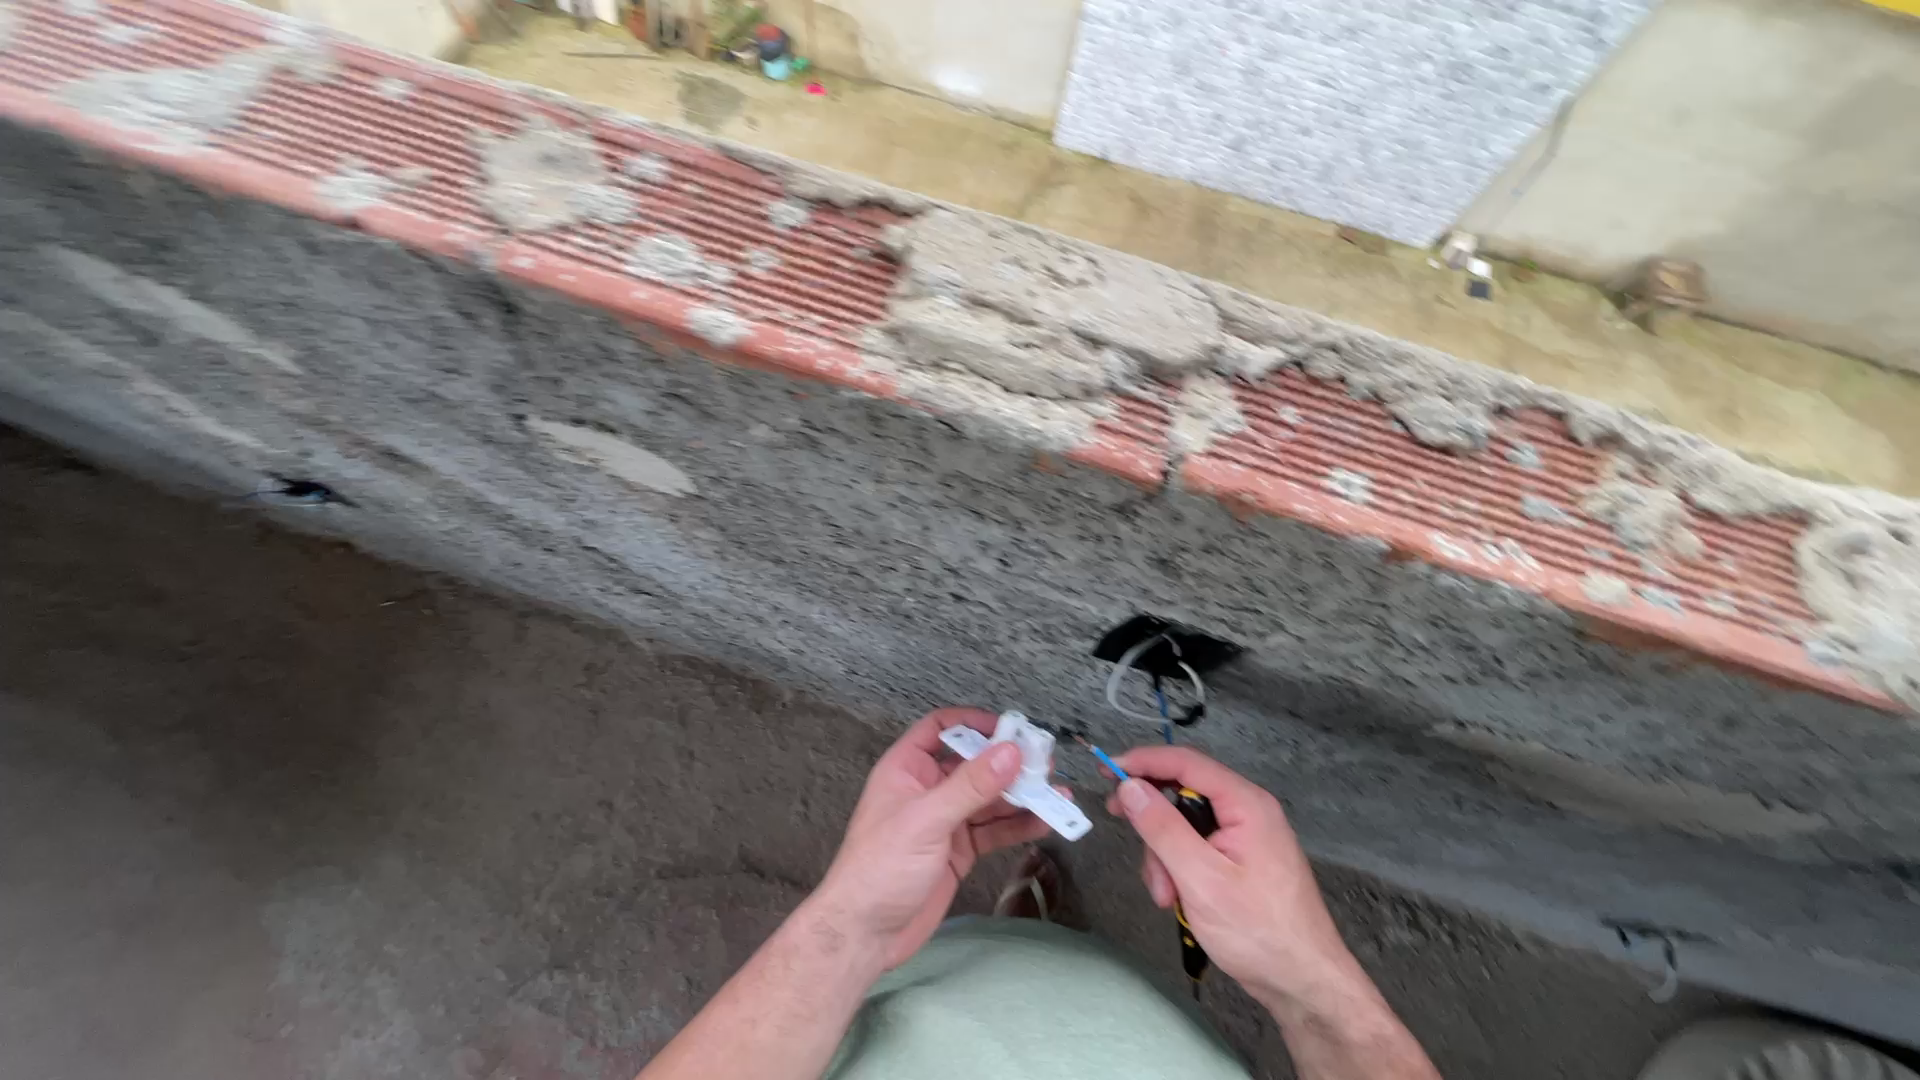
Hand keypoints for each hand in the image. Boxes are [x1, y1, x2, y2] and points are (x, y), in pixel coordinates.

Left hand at [809, 708, 1053, 969]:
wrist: (865, 935)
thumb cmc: (882, 866)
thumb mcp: (927, 820)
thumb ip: (970, 786)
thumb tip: (1011, 751)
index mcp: (907, 769)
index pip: (940, 729)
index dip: (972, 723)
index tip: (1010, 728)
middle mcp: (927, 789)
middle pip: (972, 763)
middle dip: (1007, 763)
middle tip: (1045, 762)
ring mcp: (944, 821)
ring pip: (987, 799)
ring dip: (1020, 795)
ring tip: (1057, 793)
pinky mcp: (959, 851)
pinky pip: (992, 830)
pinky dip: (1017, 825)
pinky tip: (1044, 822)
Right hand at [1105, 746, 1360, 1013]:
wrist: (1304, 986)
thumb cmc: (1257, 931)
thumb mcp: (1200, 878)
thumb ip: (1162, 828)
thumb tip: (1128, 786)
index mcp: (1245, 804)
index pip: (1186, 762)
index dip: (1143, 761)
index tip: (1105, 769)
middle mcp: (1246, 810)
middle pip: (1182, 793)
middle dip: (1152, 820)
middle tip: (1117, 822)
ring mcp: (1244, 836)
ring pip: (1184, 824)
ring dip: (1163, 855)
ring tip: (1166, 896)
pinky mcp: (1239, 859)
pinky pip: (1196, 846)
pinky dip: (1178, 868)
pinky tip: (1177, 899)